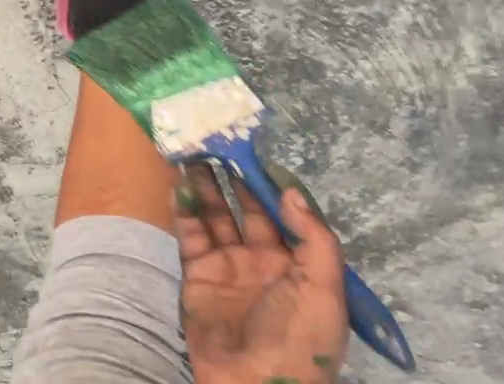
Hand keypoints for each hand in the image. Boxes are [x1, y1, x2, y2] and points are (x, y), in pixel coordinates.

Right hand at [175, 164, 348, 383]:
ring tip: (190, 154)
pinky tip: (179, 185)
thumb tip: (290, 190)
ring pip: (214, 216)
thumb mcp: (324, 290)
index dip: (267, 187)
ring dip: (203, 187)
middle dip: (229, 179)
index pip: (281, 216)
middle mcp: (261, 260)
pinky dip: (184, 209)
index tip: (250, 155)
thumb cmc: (298, 335)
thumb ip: (313, 238)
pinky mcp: (197, 271)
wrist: (254, 381)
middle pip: (243, 211)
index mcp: (297, 265)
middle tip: (213, 144)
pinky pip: (190, 233)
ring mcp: (227, 265)